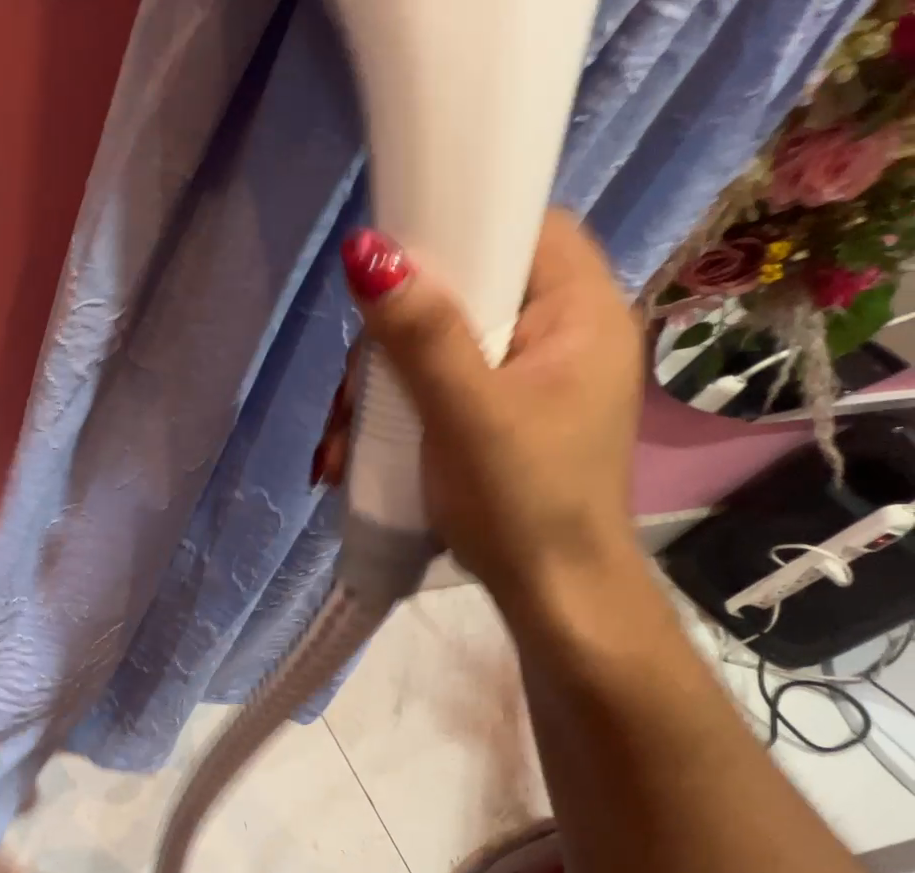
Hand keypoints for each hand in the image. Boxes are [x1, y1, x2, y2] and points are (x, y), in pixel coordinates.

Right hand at [331, 209, 643, 599]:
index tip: (393, 261)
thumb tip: (368, 250)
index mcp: (581, 315)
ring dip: (378, 386)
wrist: (551, 594)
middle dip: (392, 336)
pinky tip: (354, 452)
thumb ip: (420, 333)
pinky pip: (435, 385)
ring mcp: (527, 379)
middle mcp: (560, 335)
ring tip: (342, 442)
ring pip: (438, 345)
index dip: (462, 227)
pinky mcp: (499, 415)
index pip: (527, 227)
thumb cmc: (521, 500)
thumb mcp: (464, 412)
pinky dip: (392, 411)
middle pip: (465, 292)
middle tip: (351, 389)